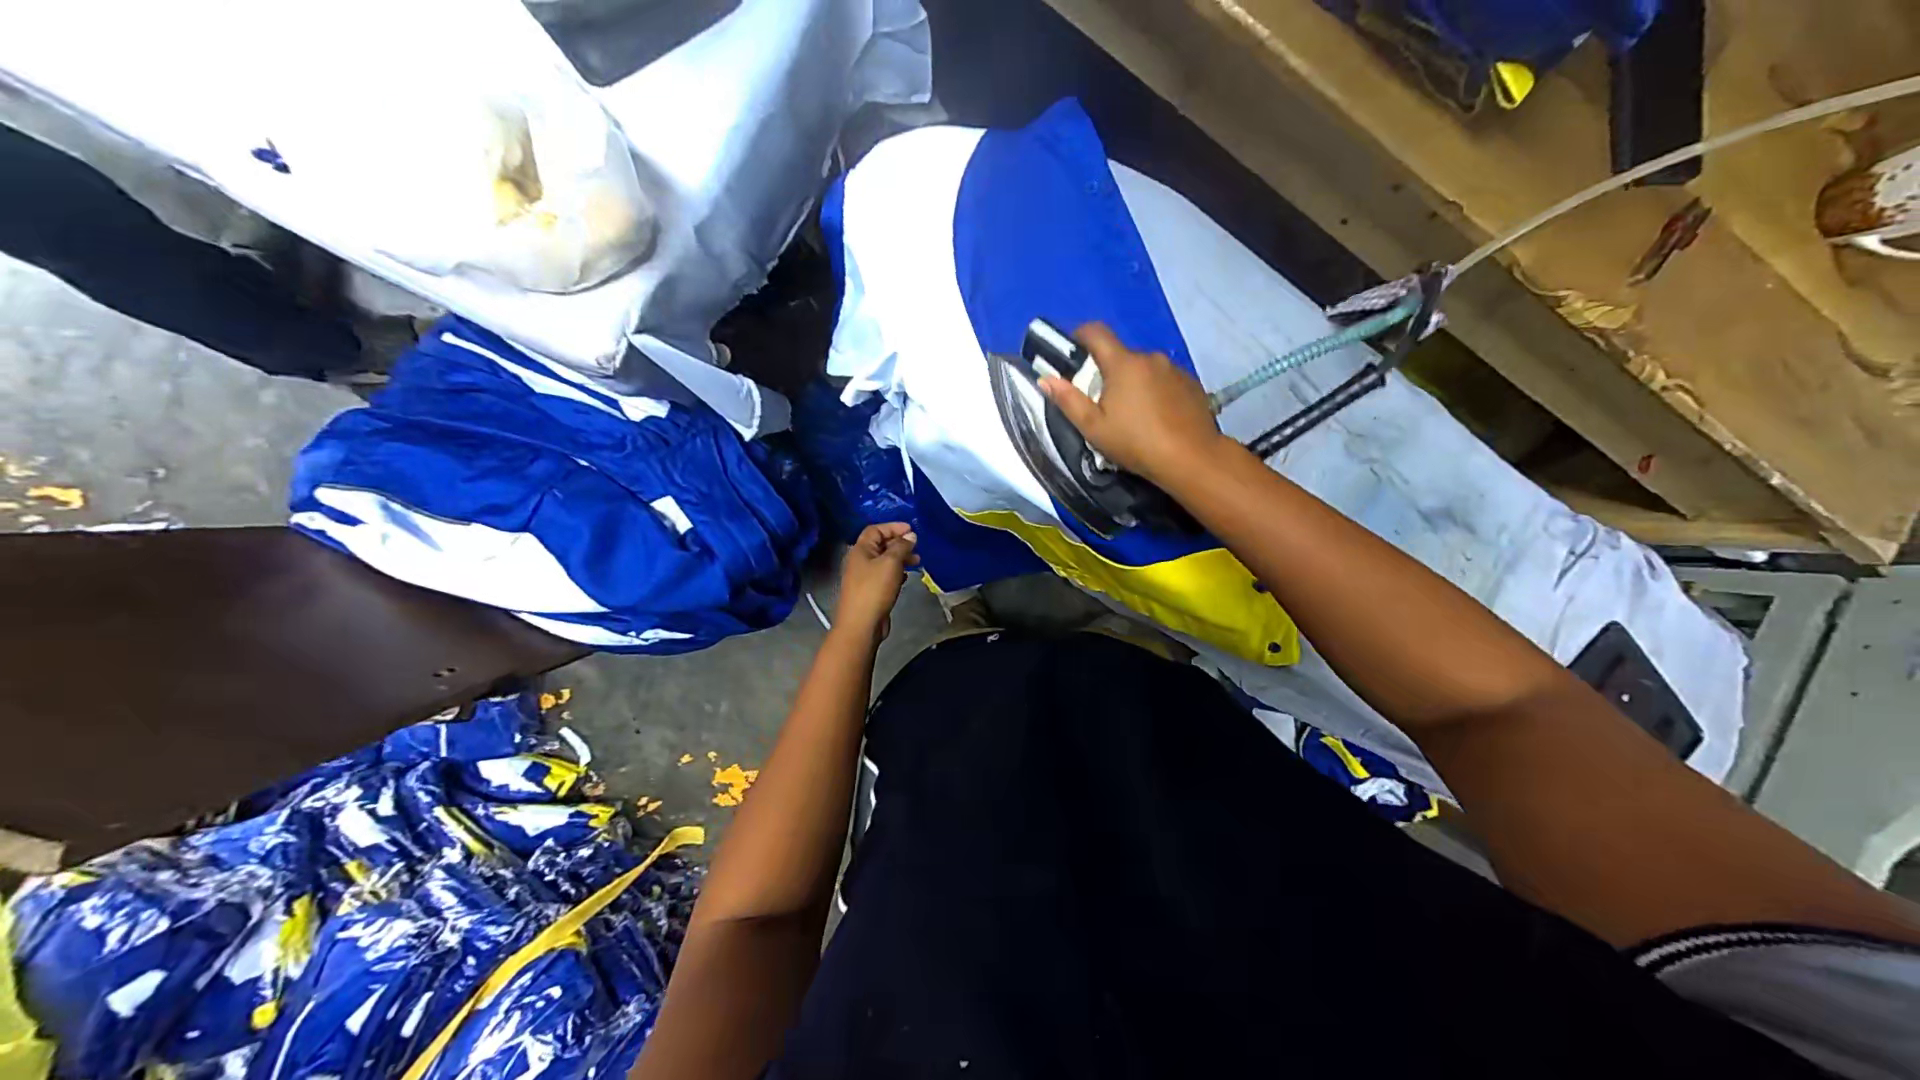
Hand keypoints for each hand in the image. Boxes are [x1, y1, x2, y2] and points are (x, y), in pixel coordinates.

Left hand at [832, 523, 918, 640]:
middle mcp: (860, 561)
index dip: (893, 527)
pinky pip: (885, 575)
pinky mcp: (870, 591)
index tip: (912, 530)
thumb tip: (910, 535)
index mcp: (860, 550)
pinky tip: (907, 577)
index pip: (875, 530)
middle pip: (880, 545)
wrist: (861, 624)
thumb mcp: (890, 563)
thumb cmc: (874, 589)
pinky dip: (897, 572)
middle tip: (916, 547)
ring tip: (917, 561)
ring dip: (900, 558)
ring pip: (884, 561)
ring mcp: (864, 577)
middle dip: (899, 543)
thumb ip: (901, 547)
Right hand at [1038, 322, 1226, 482]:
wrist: (1191, 458)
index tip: (1073, 353)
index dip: (1080, 336)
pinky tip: (1158, 418)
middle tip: (1102, 403)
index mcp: (1123, 364)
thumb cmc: (1136, 443)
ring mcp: (1175, 369)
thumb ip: (1068, 400)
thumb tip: (1046, 379)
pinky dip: (1156, 392)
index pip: (1096, 332)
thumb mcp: (1093, 428)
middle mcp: (1150, 358)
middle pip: (1121, 355)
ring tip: (1133, 415)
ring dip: (1134, 383)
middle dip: (1108, 372)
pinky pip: (1165, 380)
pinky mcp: (1192, 384)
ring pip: (1145, 369)